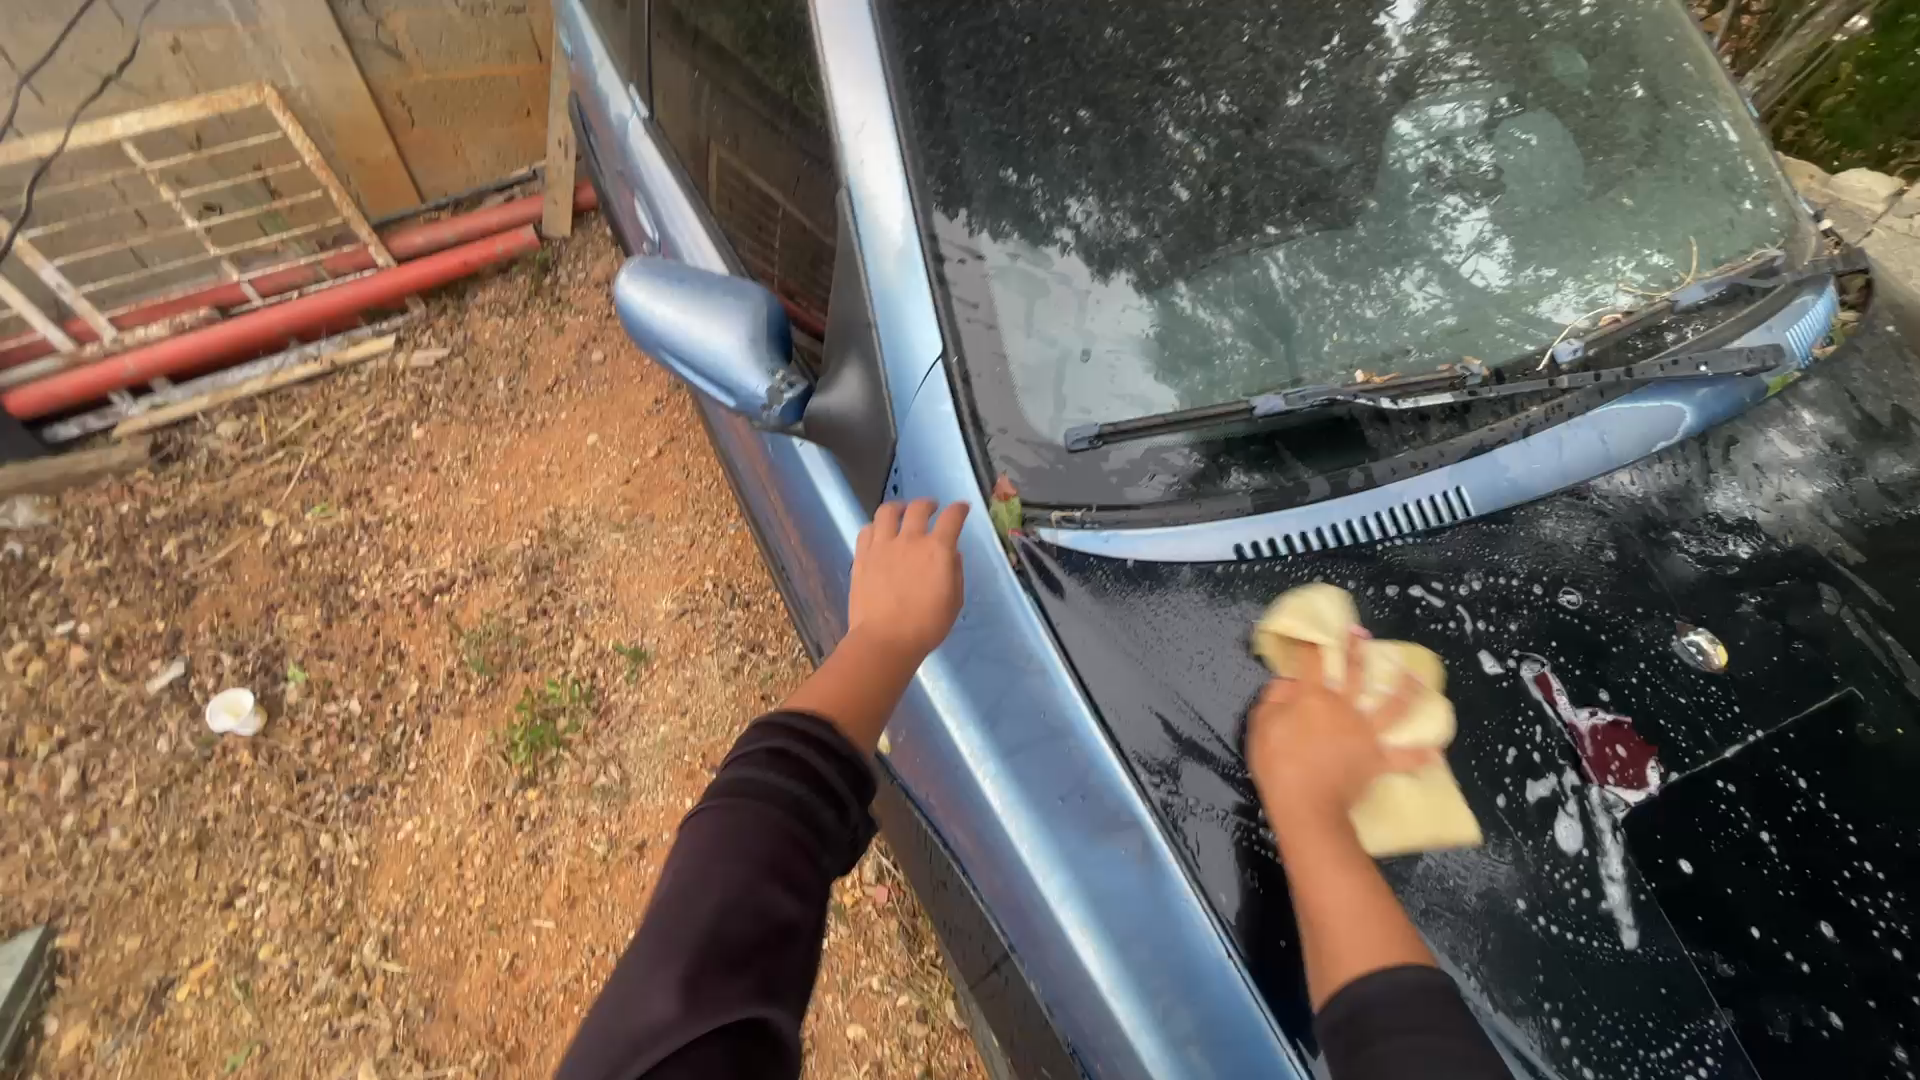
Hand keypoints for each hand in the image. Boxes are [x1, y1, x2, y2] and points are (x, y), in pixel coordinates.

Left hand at [847, 499, 968, 663]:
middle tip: (931, 508)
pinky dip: (876, 526)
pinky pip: (867, 530)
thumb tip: (952, 554)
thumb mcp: (954, 601)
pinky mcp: (862, 556)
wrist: (885, 639)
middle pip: (918, 508)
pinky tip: (879, 533)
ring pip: (888, 511)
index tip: (961, 508)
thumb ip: (955, 572)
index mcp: (937, 550)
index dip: (959, 509)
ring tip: (901, 512)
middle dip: (928, 504)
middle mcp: (910, 540)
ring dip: (898, 507)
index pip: (952, 518)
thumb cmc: (927, 626)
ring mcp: (882, 546)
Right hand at [1246, 627, 1439, 831]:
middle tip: (1361, 633)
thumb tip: (1288, 683)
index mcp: (1314, 697)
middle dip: (1357, 649)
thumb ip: (1274, 698)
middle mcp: (1345, 708)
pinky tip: (1435, 751)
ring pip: (1393, 708)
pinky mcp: (1378, 760)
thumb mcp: (1261, 723)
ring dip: (1407, 690)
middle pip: (1356, 673)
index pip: (1312, 663)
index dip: (1310, 644)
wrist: (1305, 804)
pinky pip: (1404, 757)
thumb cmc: (1277, 762)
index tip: (1311, 631)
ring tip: (1417, 678)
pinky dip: (1421, 755)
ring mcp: (1366, 734)